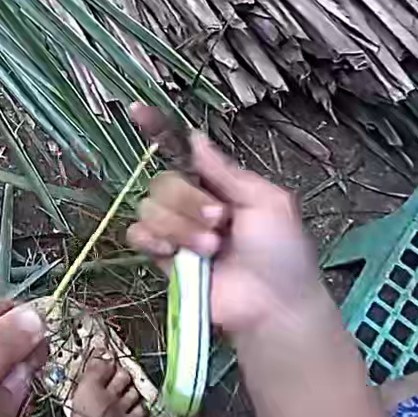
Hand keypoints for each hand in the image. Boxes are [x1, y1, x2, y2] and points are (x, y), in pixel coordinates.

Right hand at [125, 104, 330, 336]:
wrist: (273, 305)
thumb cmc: (281, 253)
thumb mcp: (267, 202)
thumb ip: (226, 171)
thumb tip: (195, 136)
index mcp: (215, 184)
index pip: (179, 150)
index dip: (156, 129)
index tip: (136, 111)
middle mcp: (190, 202)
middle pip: (163, 181)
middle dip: (189, 201)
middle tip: (220, 223)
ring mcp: (174, 230)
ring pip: (149, 207)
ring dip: (181, 228)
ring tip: (211, 249)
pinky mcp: (161, 257)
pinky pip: (137, 234)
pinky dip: (153, 240)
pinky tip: (173, 254)